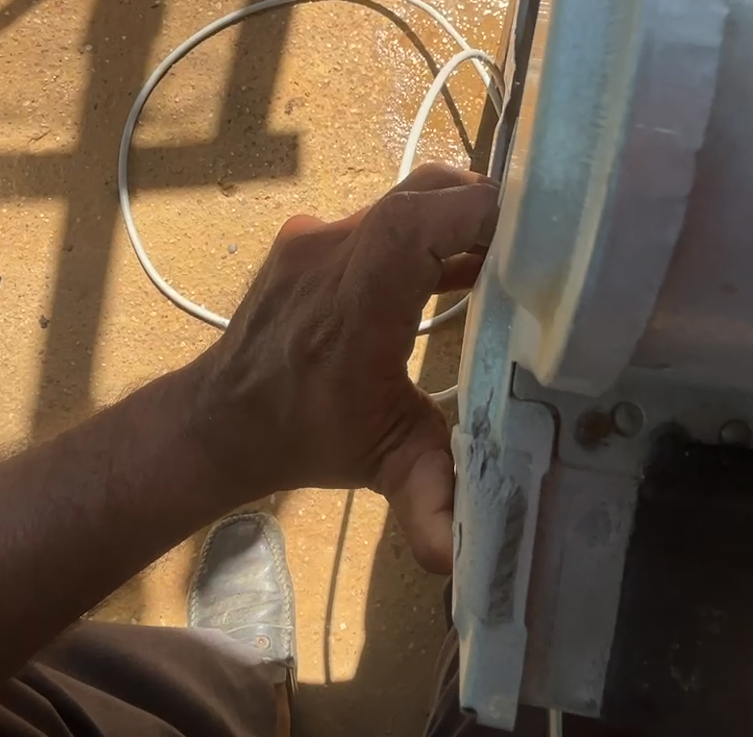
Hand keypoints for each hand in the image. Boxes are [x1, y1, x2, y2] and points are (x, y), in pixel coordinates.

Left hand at [194, 163, 497, 572]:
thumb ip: (427, 498)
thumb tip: (463, 558)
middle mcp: (332, 255)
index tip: (532, 229)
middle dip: (482, 206)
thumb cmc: (302, 436)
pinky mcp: (310, 237)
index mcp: (354, 305)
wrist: (219, 417)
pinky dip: (425, 229)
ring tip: (502, 249)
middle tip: (531, 238)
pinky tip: (455, 264)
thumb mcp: (380, 462)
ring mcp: (316, 238)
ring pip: (401, 196)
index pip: (415, 223)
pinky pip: (382, 216)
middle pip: (418, 193)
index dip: (477, 213)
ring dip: (455, 214)